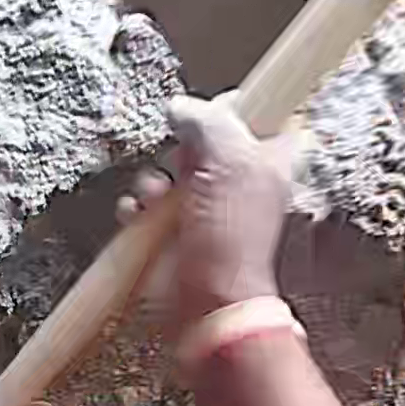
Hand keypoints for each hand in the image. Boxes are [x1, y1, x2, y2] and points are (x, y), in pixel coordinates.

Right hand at [117, 95, 301, 322]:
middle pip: (203, 143)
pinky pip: (142, 208)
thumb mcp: (230, 160)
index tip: (219, 110)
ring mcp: (199, 209)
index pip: (262, 118)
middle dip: (184, 148)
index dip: (238, 110)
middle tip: (185, 160)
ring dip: (154, 182)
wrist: (204, 298)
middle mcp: (234, 183)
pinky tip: (140, 215)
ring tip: (157, 196)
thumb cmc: (230, 236)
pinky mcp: (169, 233)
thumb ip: (209, 123)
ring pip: (168, 174)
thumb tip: (181, 107)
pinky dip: (135, 210)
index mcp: (268, 161)